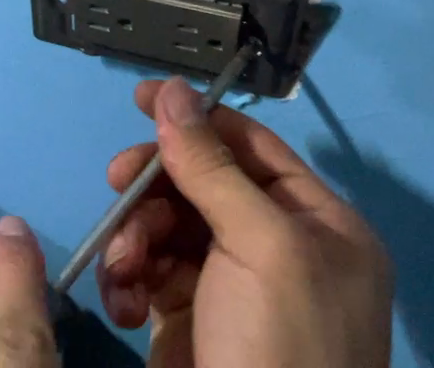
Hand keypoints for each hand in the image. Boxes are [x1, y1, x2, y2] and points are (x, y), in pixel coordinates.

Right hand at [98, 77, 392, 367]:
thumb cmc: (282, 347)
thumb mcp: (259, 245)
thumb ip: (211, 166)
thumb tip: (173, 91)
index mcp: (317, 225)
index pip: (250, 145)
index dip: (196, 116)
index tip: (140, 97)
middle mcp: (278, 249)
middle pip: (200, 183)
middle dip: (153, 186)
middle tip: (116, 185)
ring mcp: (233, 286)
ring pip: (167, 226)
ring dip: (134, 239)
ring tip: (124, 269)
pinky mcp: (193, 320)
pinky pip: (152, 272)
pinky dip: (130, 280)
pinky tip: (126, 304)